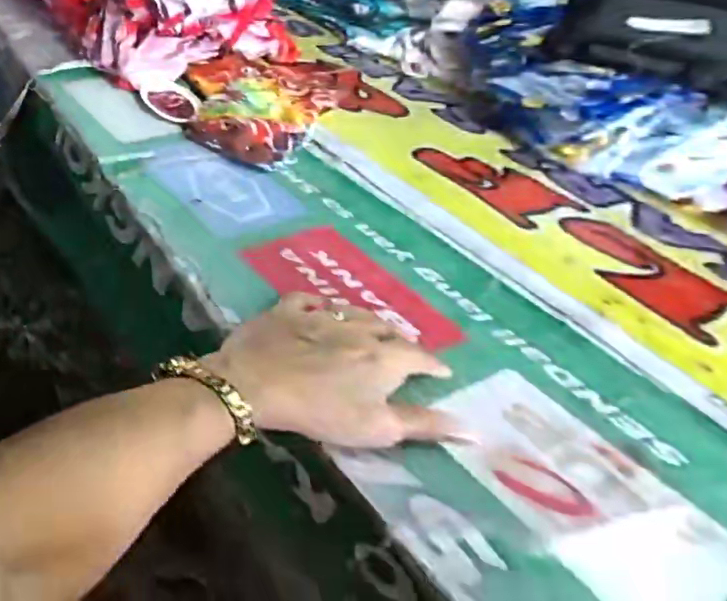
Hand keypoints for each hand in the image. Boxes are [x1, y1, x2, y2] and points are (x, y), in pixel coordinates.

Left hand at [202, 294, 466, 447]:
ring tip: (370, 326)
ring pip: (349, 310)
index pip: (418, 356)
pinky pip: (305, 298)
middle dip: (399, 338)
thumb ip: (424, 424)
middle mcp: (352, 330)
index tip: (440, 372)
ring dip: (364, 318)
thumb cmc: (319, 410)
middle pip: (384, 327)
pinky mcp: (281, 311)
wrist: (253, 383)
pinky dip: (318, 301)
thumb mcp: (378, 427)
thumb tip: (473, 428)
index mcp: (382, 358)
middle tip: (403, 347)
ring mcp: (314, 316)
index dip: (433, 365)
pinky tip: (321, 306)